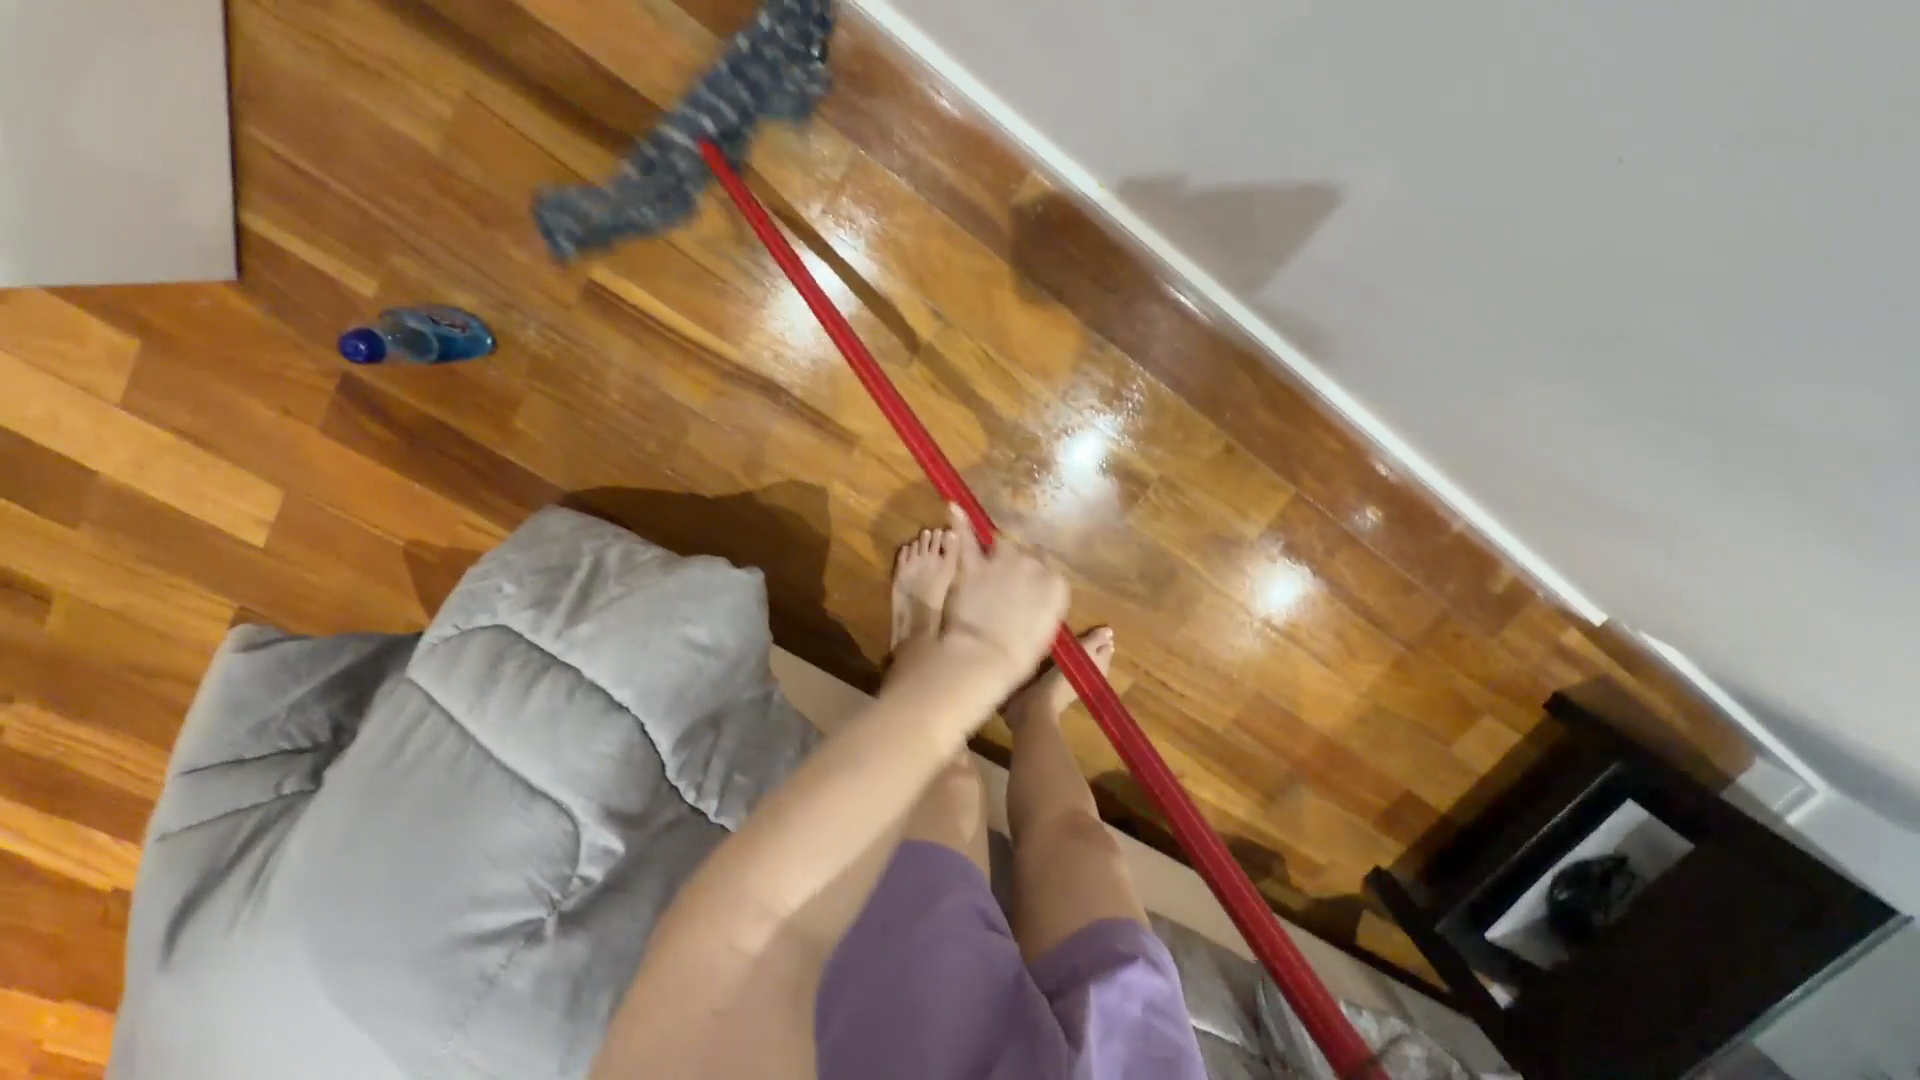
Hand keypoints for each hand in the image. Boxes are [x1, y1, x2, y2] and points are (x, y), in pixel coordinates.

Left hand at [941, 503, 1068, 675]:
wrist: (984, 654)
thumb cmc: (1018, 655)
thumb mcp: (1043, 633)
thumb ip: (1041, 609)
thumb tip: (1033, 602)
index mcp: (1055, 585)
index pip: (1048, 571)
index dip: (1035, 579)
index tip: (1028, 590)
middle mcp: (1032, 566)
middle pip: (1026, 554)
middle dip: (1017, 564)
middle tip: (1006, 581)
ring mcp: (1001, 561)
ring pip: (1000, 543)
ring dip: (995, 550)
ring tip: (987, 558)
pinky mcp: (972, 563)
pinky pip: (966, 537)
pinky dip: (959, 522)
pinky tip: (952, 507)